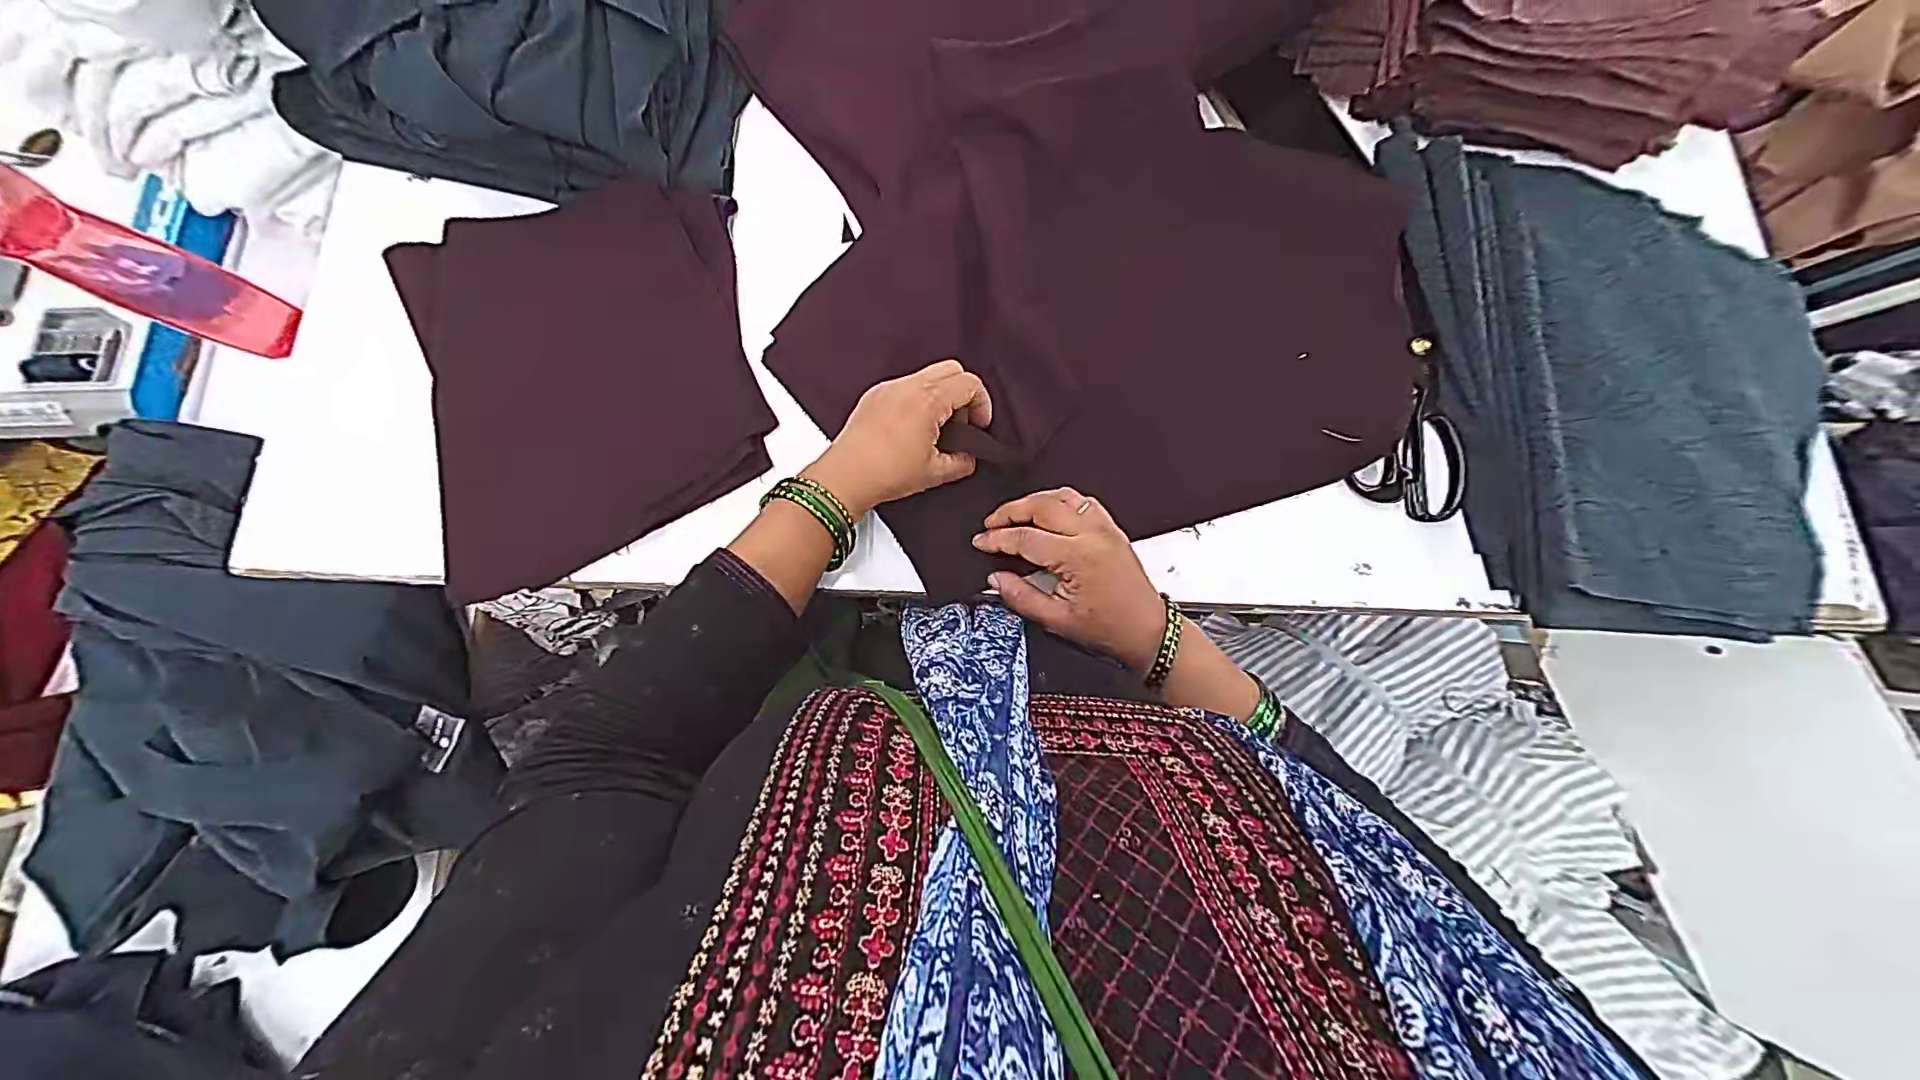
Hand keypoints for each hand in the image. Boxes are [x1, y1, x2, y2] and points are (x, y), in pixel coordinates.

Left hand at [802, 359, 992, 518]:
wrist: (845, 478)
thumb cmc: (883, 473)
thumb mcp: (935, 473)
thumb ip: (963, 461)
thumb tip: (969, 457)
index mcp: (927, 400)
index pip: (969, 383)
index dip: (982, 404)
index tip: (978, 425)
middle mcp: (907, 387)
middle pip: (952, 369)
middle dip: (964, 394)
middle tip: (962, 423)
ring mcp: (888, 388)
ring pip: (928, 375)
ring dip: (941, 395)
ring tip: (937, 428)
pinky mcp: (874, 396)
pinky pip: (906, 385)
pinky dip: (918, 399)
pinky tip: (914, 427)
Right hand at [973, 488, 1168, 671]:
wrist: (1147, 631)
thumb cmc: (1111, 628)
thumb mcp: (1057, 620)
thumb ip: (1021, 597)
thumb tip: (997, 579)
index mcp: (1078, 557)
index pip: (1025, 537)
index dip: (997, 538)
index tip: (981, 542)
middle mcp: (1093, 535)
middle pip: (1042, 505)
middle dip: (1010, 511)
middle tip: (991, 524)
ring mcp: (1105, 528)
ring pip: (1062, 496)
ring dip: (1034, 501)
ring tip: (1014, 515)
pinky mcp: (1112, 529)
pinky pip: (1082, 502)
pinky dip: (1060, 501)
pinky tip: (1048, 512)